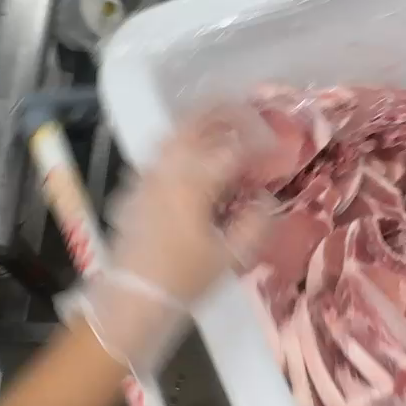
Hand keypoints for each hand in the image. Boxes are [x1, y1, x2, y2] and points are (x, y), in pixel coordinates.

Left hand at [76, 110, 269, 370]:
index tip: (275, 145)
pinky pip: (157, 154)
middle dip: (220, 111)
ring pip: (172, 135)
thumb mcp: (229, 257)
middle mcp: (167, 170)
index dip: (258, 144)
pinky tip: (186, 155)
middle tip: (242, 104)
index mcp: (194, 182)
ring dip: (196, 123)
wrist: (130, 301)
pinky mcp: (133, 190)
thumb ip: (253, 223)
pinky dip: (177, 144)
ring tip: (217, 121)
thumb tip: (264, 200)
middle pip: (194, 125)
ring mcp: (146, 177)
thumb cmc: (182, 280)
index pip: (233, 150)